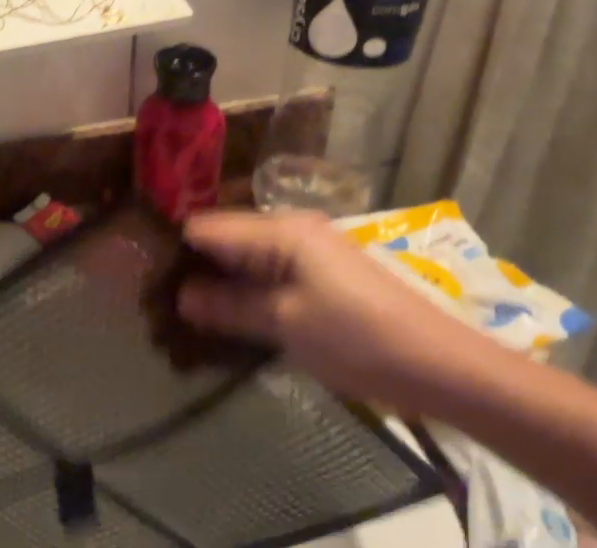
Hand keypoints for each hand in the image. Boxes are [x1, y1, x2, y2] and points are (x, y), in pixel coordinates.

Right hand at [170, 210, 501, 408]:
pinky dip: (248, 292)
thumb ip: (228, 306)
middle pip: (223, 239)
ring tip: (192, 317)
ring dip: (221, 284)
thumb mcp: (285, 325)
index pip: (203, 227)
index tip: (148, 283)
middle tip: (165, 307)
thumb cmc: (360, 340)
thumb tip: (179, 297)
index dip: (173, 253)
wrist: (448, 367)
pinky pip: (270, 273)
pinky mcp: (325, 273)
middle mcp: (292, 228)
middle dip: (194, 269)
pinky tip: (235, 319)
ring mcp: (311, 250)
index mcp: (280, 230)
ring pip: (246, 258)